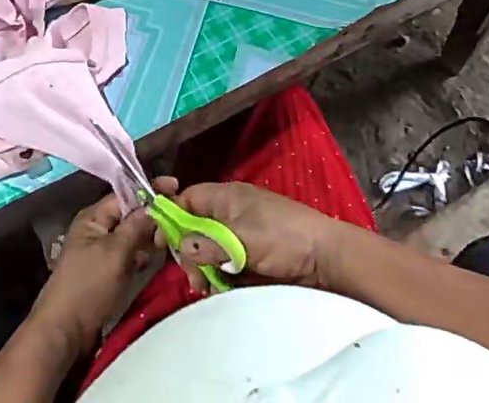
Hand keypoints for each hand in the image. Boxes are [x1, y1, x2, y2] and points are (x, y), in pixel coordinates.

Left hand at [29, 183, 168, 351]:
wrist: (66, 330)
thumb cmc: (88, 285)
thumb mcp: (115, 252)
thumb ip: (135, 227)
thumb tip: (153, 205)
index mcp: (94, 217)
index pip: (125, 195)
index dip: (149, 191)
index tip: (176, 186)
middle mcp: (98, 229)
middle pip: (130, 215)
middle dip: (153, 215)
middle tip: (178, 219)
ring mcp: (103, 251)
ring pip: (133, 236)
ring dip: (150, 236)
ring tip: (173, 237)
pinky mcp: (109, 271)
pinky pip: (131, 255)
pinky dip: (144, 254)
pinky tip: (160, 256)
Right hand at [157, 181, 350, 292]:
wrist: (327, 258)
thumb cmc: (283, 238)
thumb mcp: (242, 240)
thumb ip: (209, 243)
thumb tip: (180, 246)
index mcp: (226, 197)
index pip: (187, 200)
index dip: (171, 217)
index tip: (162, 244)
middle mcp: (230, 213)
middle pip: (195, 228)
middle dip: (189, 252)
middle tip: (195, 279)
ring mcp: (241, 235)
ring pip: (209, 250)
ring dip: (205, 269)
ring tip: (209, 288)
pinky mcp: (252, 256)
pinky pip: (225, 264)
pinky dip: (221, 276)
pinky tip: (223, 291)